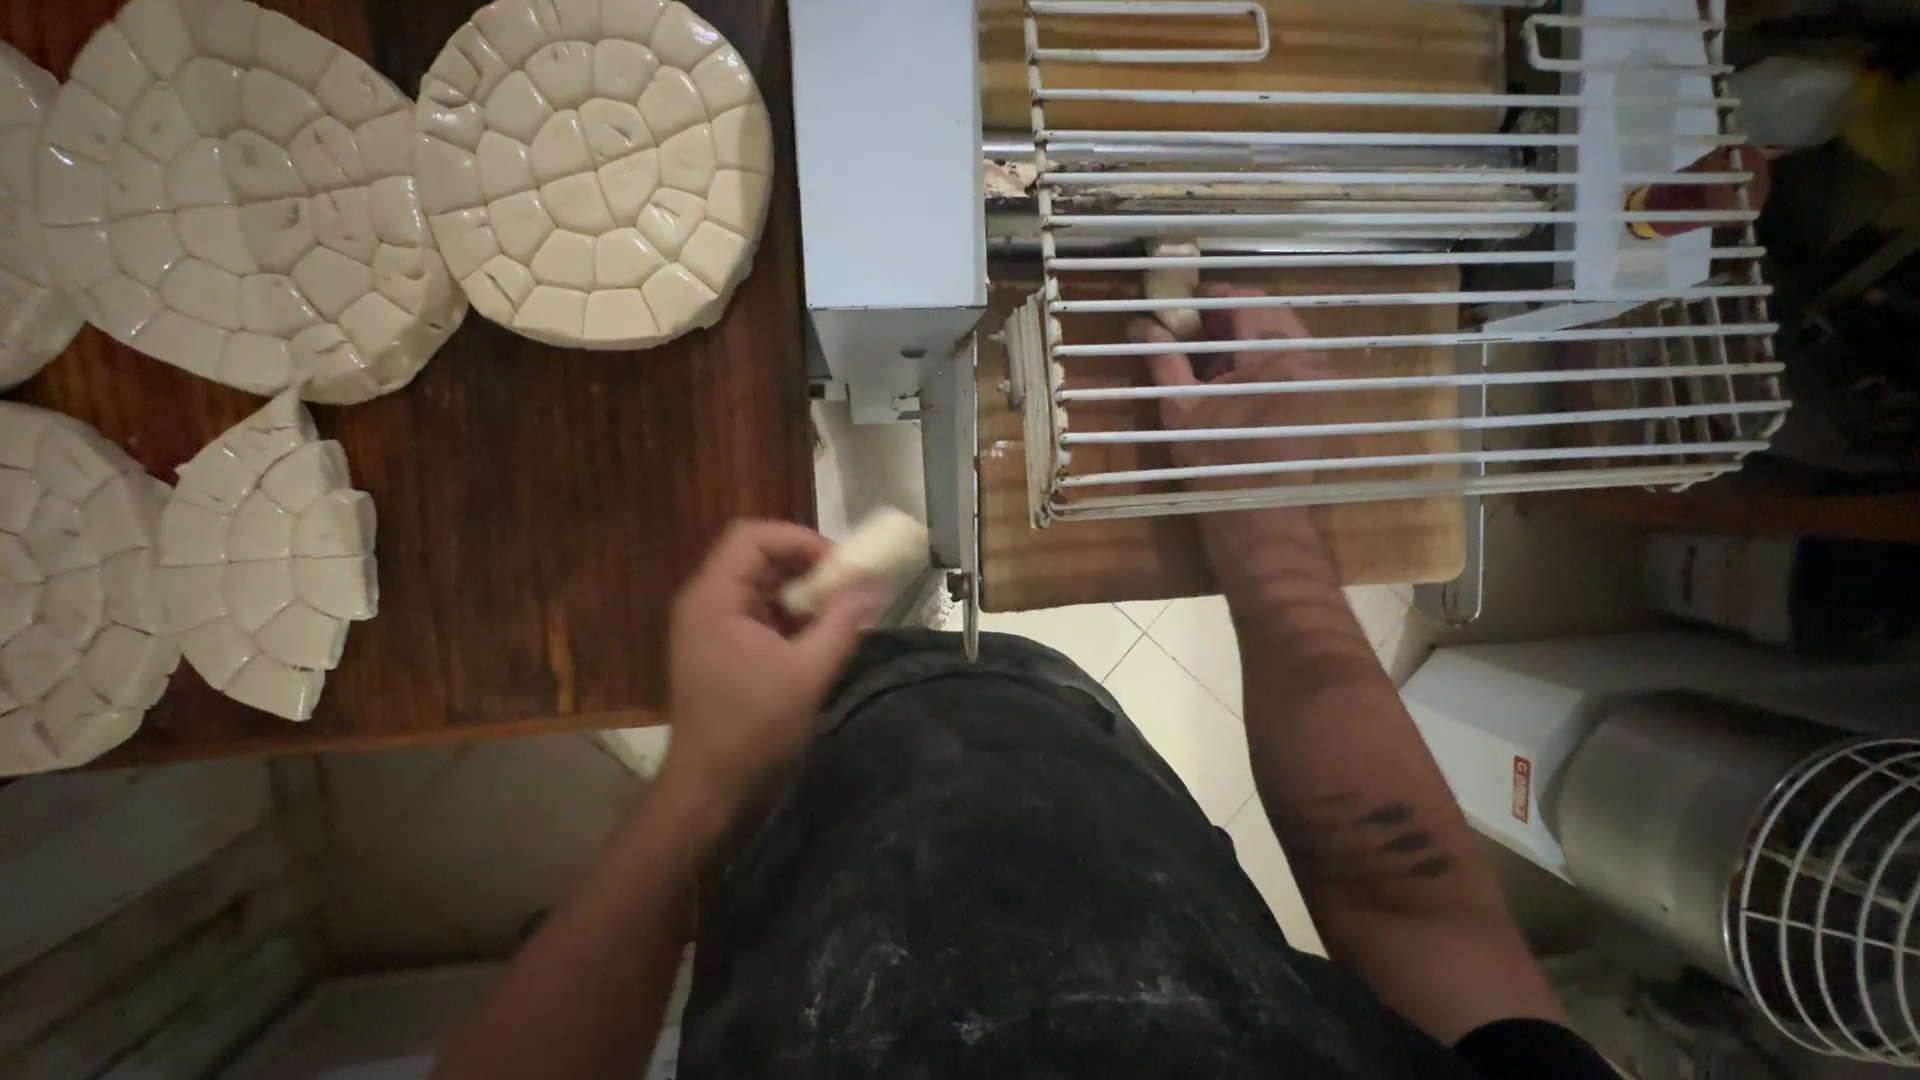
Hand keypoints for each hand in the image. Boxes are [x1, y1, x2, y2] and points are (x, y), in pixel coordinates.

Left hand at [660, 520, 884, 814]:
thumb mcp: (808, 673)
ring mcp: (712, 626)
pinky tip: (822, 633)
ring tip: (842, 608)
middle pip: (758, 557)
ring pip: (762, 585)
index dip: (800, 539)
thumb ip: (844, 623)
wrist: (709, 786)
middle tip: (848, 584)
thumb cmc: (752, 728)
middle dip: (808, 564)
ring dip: (804, 591)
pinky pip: (761, 612)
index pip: (752, 537)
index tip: (839, 564)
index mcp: (713, 598)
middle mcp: (706, 602)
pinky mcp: (723, 647)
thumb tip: (878, 586)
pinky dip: (793, 615)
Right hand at [1128, 283, 1340, 601]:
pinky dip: (1263, 358)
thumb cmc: (1214, 463)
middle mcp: (1307, 358)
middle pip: (1269, 313)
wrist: (1257, 517)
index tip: (1183, 298)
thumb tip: (1142, 323)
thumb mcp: (1179, 408)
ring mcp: (1319, 380)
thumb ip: (1163, 360)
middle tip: (1195, 323)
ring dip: (1248, 335)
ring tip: (1212, 350)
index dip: (1211, 294)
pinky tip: (1236, 377)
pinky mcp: (1320, 400)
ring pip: (1284, 336)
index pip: (1244, 301)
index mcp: (1274, 355)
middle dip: (1231, 312)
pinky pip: (1292, 361)